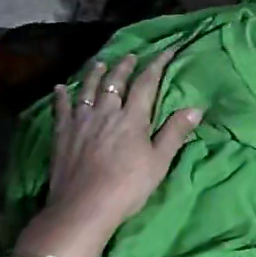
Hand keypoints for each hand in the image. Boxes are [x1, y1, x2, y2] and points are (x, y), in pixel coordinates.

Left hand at [15, 50, 202, 256]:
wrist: (84, 206)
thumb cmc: (128, 186)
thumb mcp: (159, 162)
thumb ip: (175, 132)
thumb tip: (195, 108)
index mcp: (132, 118)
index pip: (146, 83)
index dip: (157, 64)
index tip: (166, 50)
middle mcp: (106, 111)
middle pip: (115, 82)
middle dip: (125, 66)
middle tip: (131, 55)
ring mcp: (81, 121)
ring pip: (88, 89)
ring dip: (95, 74)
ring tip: (100, 63)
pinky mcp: (62, 133)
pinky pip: (61, 108)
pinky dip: (61, 96)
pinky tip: (60, 88)